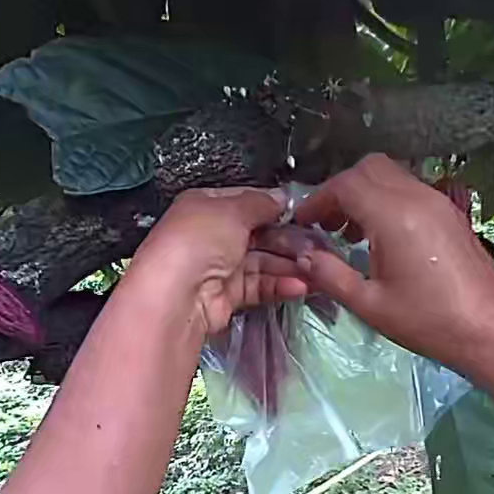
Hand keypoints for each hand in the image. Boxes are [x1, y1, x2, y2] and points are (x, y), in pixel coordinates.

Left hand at [127, 188, 309, 332]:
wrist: (176, 295)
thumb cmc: (199, 241)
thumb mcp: (232, 209)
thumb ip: (261, 202)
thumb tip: (281, 197)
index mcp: (206, 206)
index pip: (247, 202)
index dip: (274, 206)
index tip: (304, 213)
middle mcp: (212, 235)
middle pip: (259, 234)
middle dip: (289, 240)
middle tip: (318, 245)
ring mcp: (220, 267)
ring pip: (262, 262)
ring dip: (290, 265)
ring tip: (317, 269)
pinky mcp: (228, 296)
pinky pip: (259, 286)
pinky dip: (280, 285)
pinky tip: (301, 286)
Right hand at [290, 155, 493, 375]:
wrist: (490, 330)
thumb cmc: (428, 321)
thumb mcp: (369, 305)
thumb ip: (330, 275)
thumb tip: (303, 256)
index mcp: (395, 217)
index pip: (347, 184)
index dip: (318, 199)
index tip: (304, 222)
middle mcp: (418, 198)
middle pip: (369, 168)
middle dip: (340, 189)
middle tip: (325, 222)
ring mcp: (438, 203)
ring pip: (390, 175)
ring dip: (363, 193)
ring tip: (348, 232)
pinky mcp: (449, 213)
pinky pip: (408, 189)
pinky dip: (385, 201)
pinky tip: (378, 237)